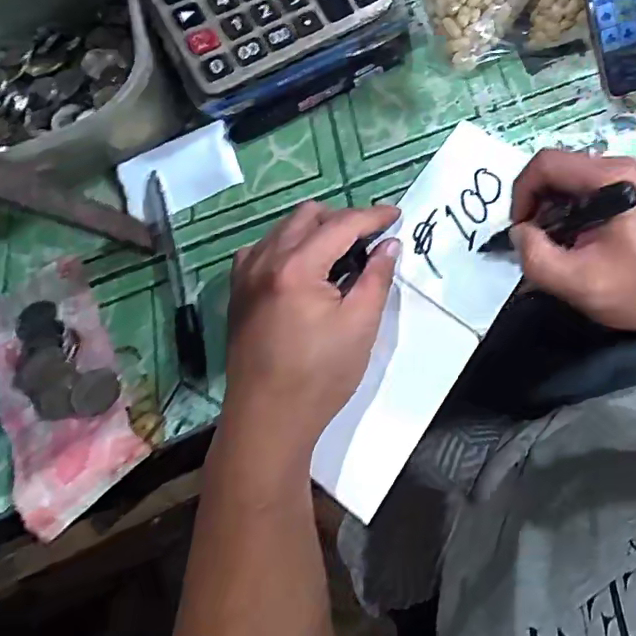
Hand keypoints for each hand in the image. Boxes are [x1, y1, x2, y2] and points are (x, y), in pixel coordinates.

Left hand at [225, 201, 399, 444]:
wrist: (268, 421)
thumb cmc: (320, 375)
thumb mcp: (361, 324)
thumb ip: (377, 276)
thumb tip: (389, 244)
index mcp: (296, 268)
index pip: (341, 224)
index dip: (373, 216)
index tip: (397, 215)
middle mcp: (265, 261)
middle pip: (309, 216)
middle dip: (344, 219)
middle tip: (372, 239)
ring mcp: (246, 276)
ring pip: (285, 228)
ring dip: (317, 230)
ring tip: (343, 254)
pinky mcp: (238, 292)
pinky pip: (264, 249)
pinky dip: (289, 246)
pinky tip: (306, 269)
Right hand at [510, 150, 635, 333]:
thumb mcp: (579, 282)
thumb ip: (537, 257)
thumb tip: (520, 232)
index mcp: (610, 177)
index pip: (546, 163)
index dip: (523, 194)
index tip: (522, 230)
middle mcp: (617, 166)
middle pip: (555, 168)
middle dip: (535, 203)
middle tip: (536, 241)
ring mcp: (624, 177)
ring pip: (566, 179)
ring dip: (550, 209)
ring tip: (555, 245)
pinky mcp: (625, 191)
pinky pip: (581, 190)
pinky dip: (566, 212)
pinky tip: (573, 241)